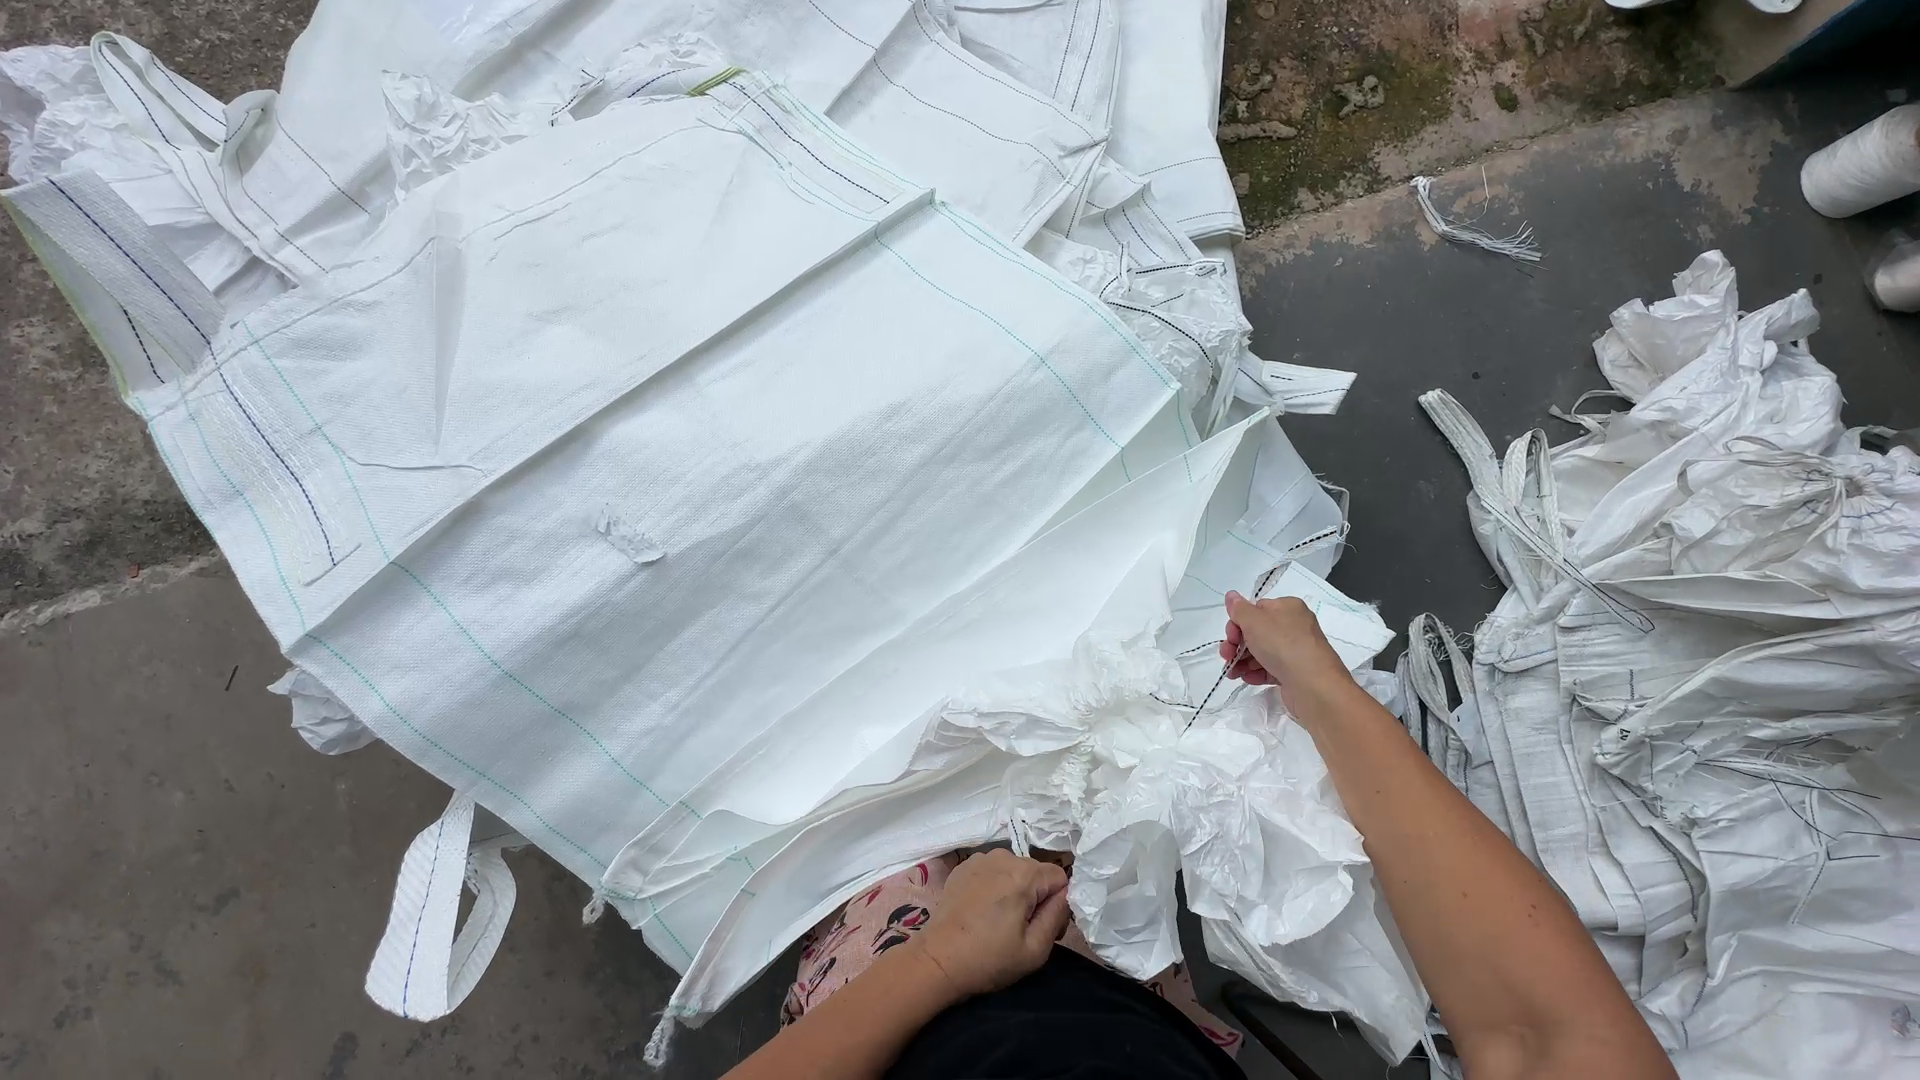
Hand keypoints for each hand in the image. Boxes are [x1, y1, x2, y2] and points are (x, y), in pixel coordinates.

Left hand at [904, 850, 1070, 999]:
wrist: (937, 960)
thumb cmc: (989, 959)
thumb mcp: (1035, 949)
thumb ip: (1057, 916)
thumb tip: (1065, 895)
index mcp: (1024, 873)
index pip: (1060, 877)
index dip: (1058, 905)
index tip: (1044, 929)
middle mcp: (1003, 856)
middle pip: (1036, 873)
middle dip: (1037, 898)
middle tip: (1022, 931)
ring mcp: (980, 858)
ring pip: (1014, 870)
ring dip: (1015, 891)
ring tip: (1000, 922)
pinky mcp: (963, 866)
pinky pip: (992, 871)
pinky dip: (994, 886)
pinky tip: (982, 911)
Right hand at [1219, 591, 1358, 716]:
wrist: (1312, 684)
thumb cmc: (1282, 644)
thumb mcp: (1254, 620)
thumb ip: (1239, 608)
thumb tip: (1231, 595)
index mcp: (1287, 608)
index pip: (1256, 610)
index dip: (1238, 622)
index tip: (1230, 636)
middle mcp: (1293, 626)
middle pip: (1256, 632)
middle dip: (1236, 644)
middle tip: (1226, 655)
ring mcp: (1295, 650)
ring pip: (1261, 652)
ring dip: (1242, 660)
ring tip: (1232, 672)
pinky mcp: (1294, 672)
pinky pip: (1270, 668)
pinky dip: (1255, 672)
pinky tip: (1246, 678)